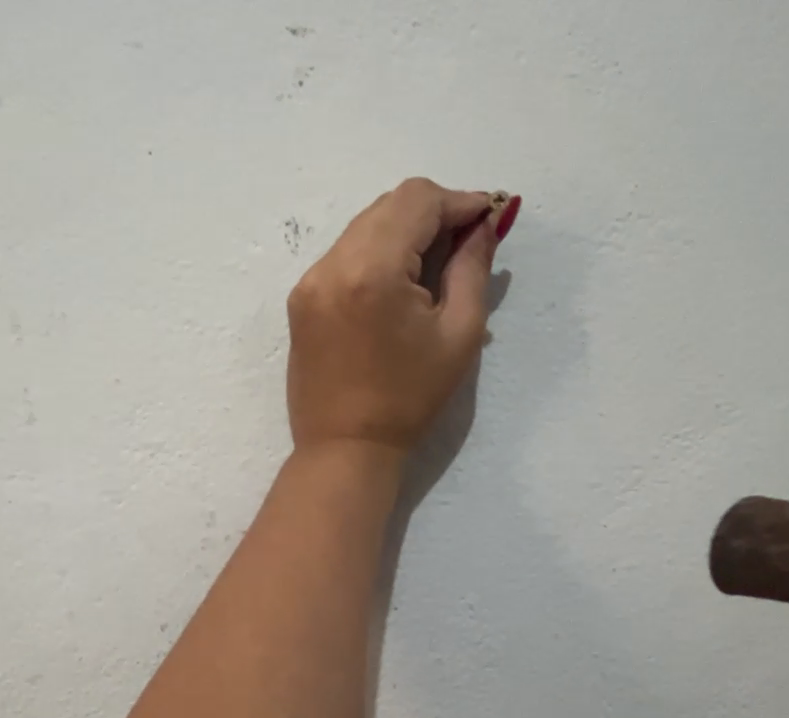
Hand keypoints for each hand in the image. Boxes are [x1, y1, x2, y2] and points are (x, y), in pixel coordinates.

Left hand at [286, 178, 519, 453]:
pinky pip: (343, 255)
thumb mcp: (459, 333)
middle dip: (431, 214)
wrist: (344, 447)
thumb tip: (483, 223)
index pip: (417, 199)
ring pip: (363, 228)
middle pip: (387, 207)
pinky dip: (375, 255)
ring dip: (402, 233)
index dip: (458, 202)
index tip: (487, 220)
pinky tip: (397, 285)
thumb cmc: (409, 399)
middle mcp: (331, 266)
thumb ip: (473, 267)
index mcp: (371, 271)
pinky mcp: (300, 300)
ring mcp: (309, 283)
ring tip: (432, 269)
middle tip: (463, 245)